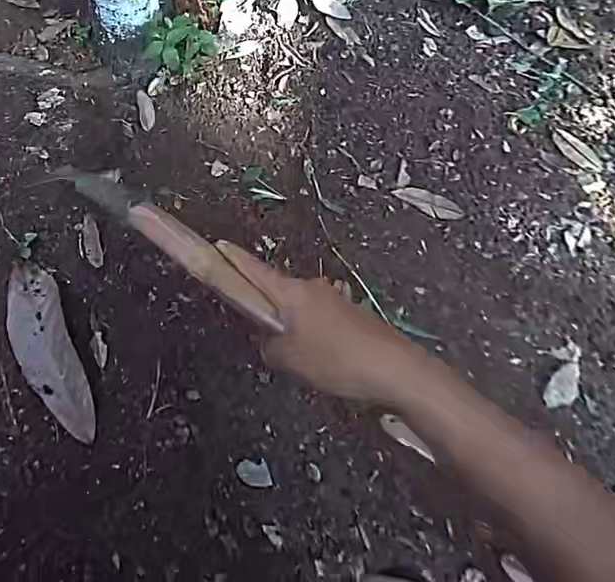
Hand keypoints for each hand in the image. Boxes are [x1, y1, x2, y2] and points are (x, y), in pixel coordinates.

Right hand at [218, 240, 434, 406]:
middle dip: (268, 310)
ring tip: (301, 359)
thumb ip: (269, 347)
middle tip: (265, 338)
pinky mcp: (349, 314)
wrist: (394, 367)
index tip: (220, 246)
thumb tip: (267, 341)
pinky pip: (319, 318)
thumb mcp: (290, 359)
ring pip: (300, 308)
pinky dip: (313, 333)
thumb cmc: (337, 359)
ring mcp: (332, 298)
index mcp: (291, 292)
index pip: (255, 271)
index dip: (235, 260)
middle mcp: (310, 287)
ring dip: (294, 325)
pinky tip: (323, 359)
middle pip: (278, 292)